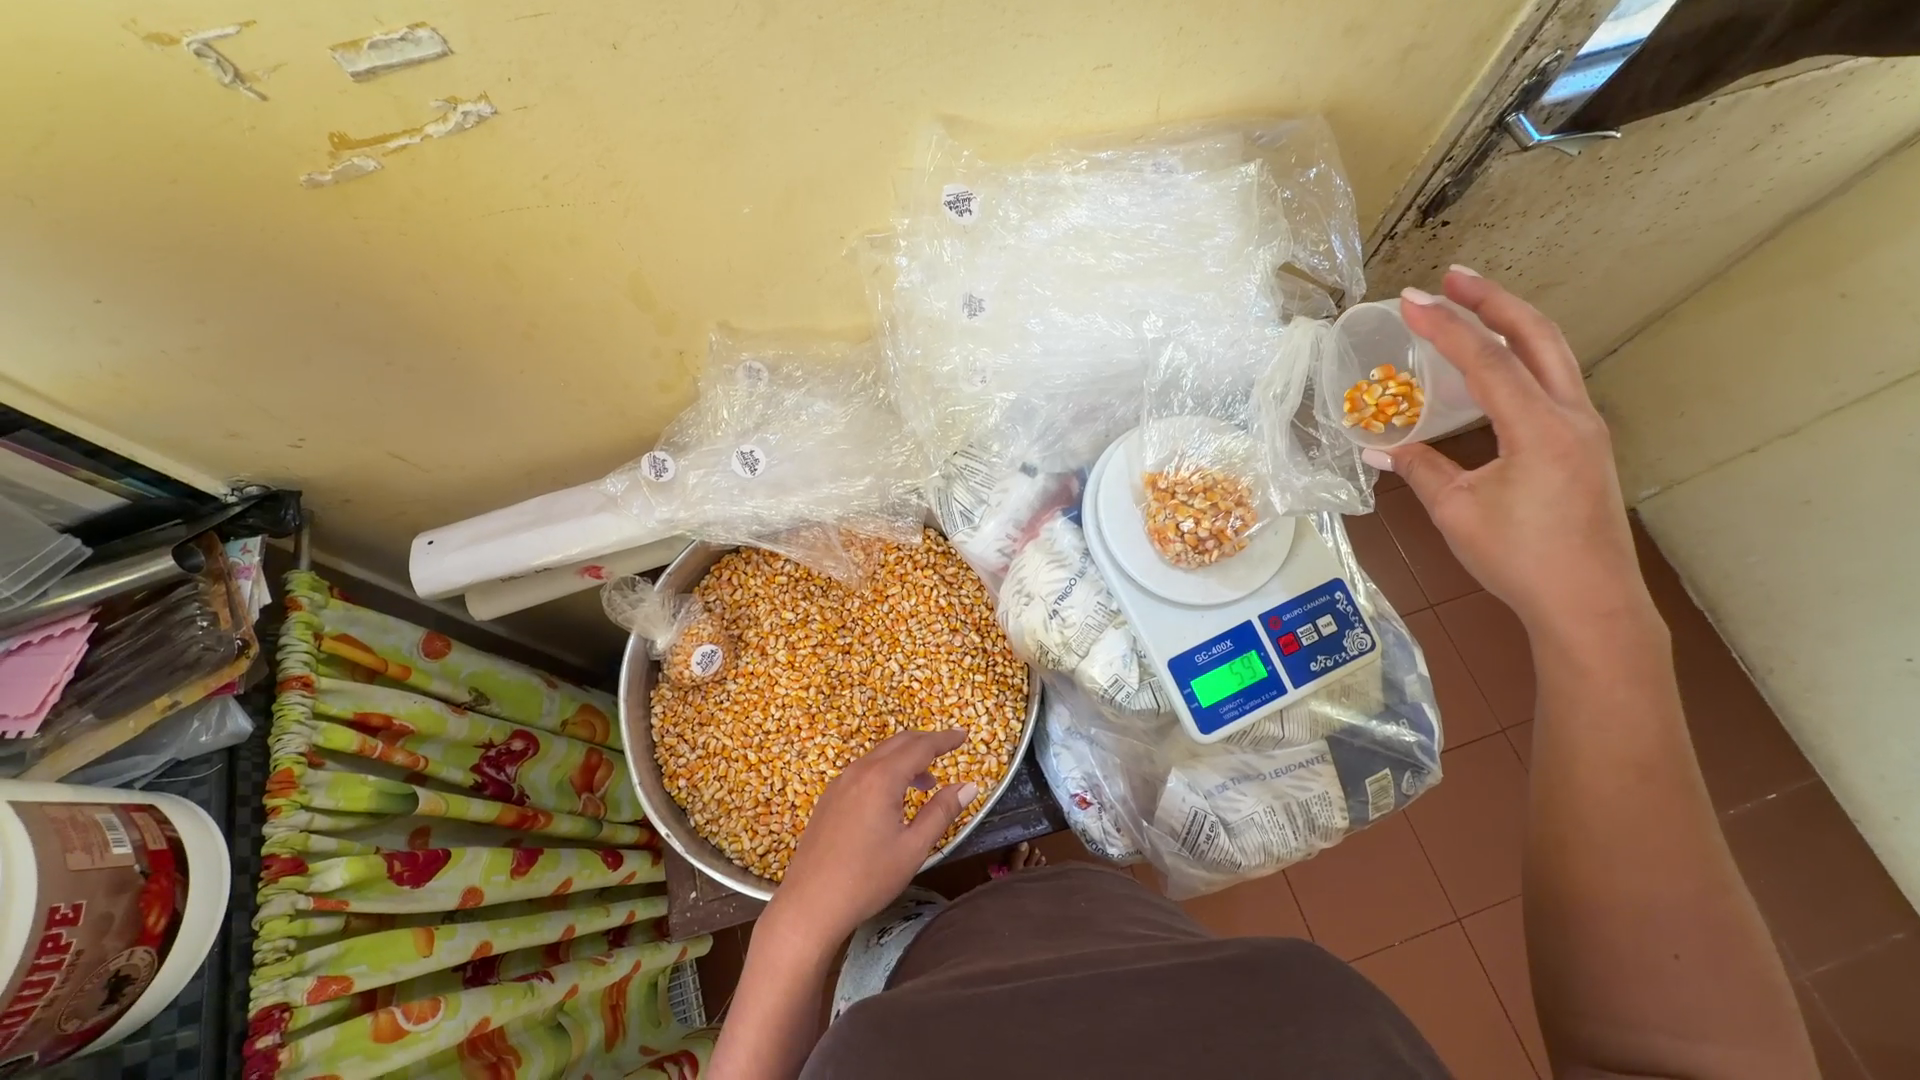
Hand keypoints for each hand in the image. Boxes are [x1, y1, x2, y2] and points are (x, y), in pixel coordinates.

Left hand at [767, 729, 977, 944]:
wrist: (809, 904)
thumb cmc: (867, 879)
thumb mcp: (913, 848)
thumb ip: (941, 812)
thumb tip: (969, 787)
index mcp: (882, 779)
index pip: (921, 747)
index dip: (945, 740)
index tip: (964, 735)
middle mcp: (859, 772)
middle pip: (898, 743)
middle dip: (925, 742)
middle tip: (949, 748)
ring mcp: (839, 784)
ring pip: (878, 756)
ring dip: (905, 759)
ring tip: (927, 782)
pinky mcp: (828, 799)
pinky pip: (863, 771)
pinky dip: (885, 771)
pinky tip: (892, 797)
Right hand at [1377, 268, 1652, 634]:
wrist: (1589, 604)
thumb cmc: (1521, 559)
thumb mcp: (1458, 511)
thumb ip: (1420, 470)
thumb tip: (1376, 449)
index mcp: (1540, 428)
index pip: (1488, 361)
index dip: (1446, 327)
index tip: (1410, 300)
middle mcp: (1572, 416)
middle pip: (1537, 336)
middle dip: (1493, 301)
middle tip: (1452, 278)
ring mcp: (1585, 428)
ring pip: (1552, 355)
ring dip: (1511, 324)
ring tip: (1471, 307)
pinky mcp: (1584, 445)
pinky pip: (1551, 383)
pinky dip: (1520, 359)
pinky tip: (1493, 368)